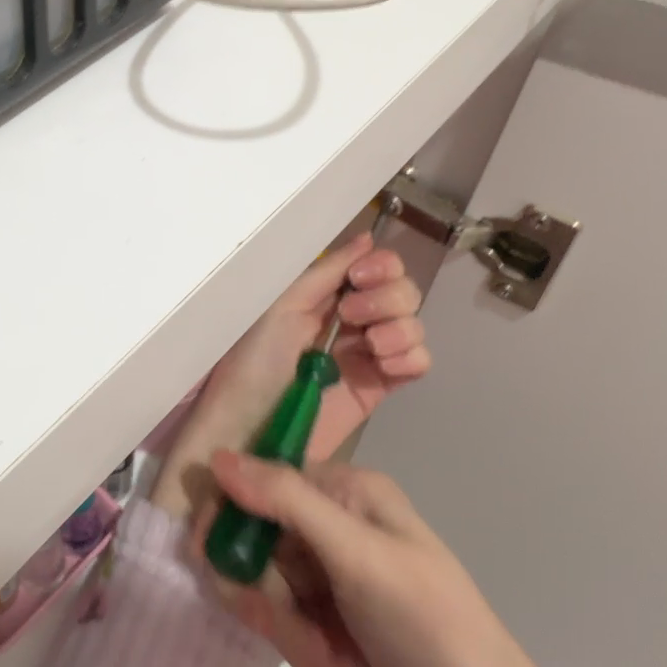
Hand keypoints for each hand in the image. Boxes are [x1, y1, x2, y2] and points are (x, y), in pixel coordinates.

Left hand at [152, 232, 426, 518]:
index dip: (381, 267)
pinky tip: (383, 366)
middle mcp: (347, 319)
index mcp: (320, 293)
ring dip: (399, 329)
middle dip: (387, 299)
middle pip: (402, 292)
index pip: (374, 266)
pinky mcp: (379, 388)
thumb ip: (325, 273)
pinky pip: (418, 362)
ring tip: (369, 347)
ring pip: (413, 325)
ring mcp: (366, 353)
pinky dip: (410, 358)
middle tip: (352, 317)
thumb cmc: (252, 362)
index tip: (361, 278)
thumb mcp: (280, 307)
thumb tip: (367, 238)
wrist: (248, 429)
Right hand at [203, 452, 532, 666]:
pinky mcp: (320, 621)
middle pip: (254, 528)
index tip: (205, 539)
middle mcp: (331, 525)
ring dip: (271, 611)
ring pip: (258, 574)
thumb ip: (287, 502)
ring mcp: (325, 576)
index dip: (229, 503)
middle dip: (250, 569)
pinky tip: (318, 652)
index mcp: (347, 492)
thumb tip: (216, 456)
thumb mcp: (359, 554)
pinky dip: (282, 631)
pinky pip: (273, 612)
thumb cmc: (425, 620)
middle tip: (256, 602)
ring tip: (316, 643)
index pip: (264, 477)